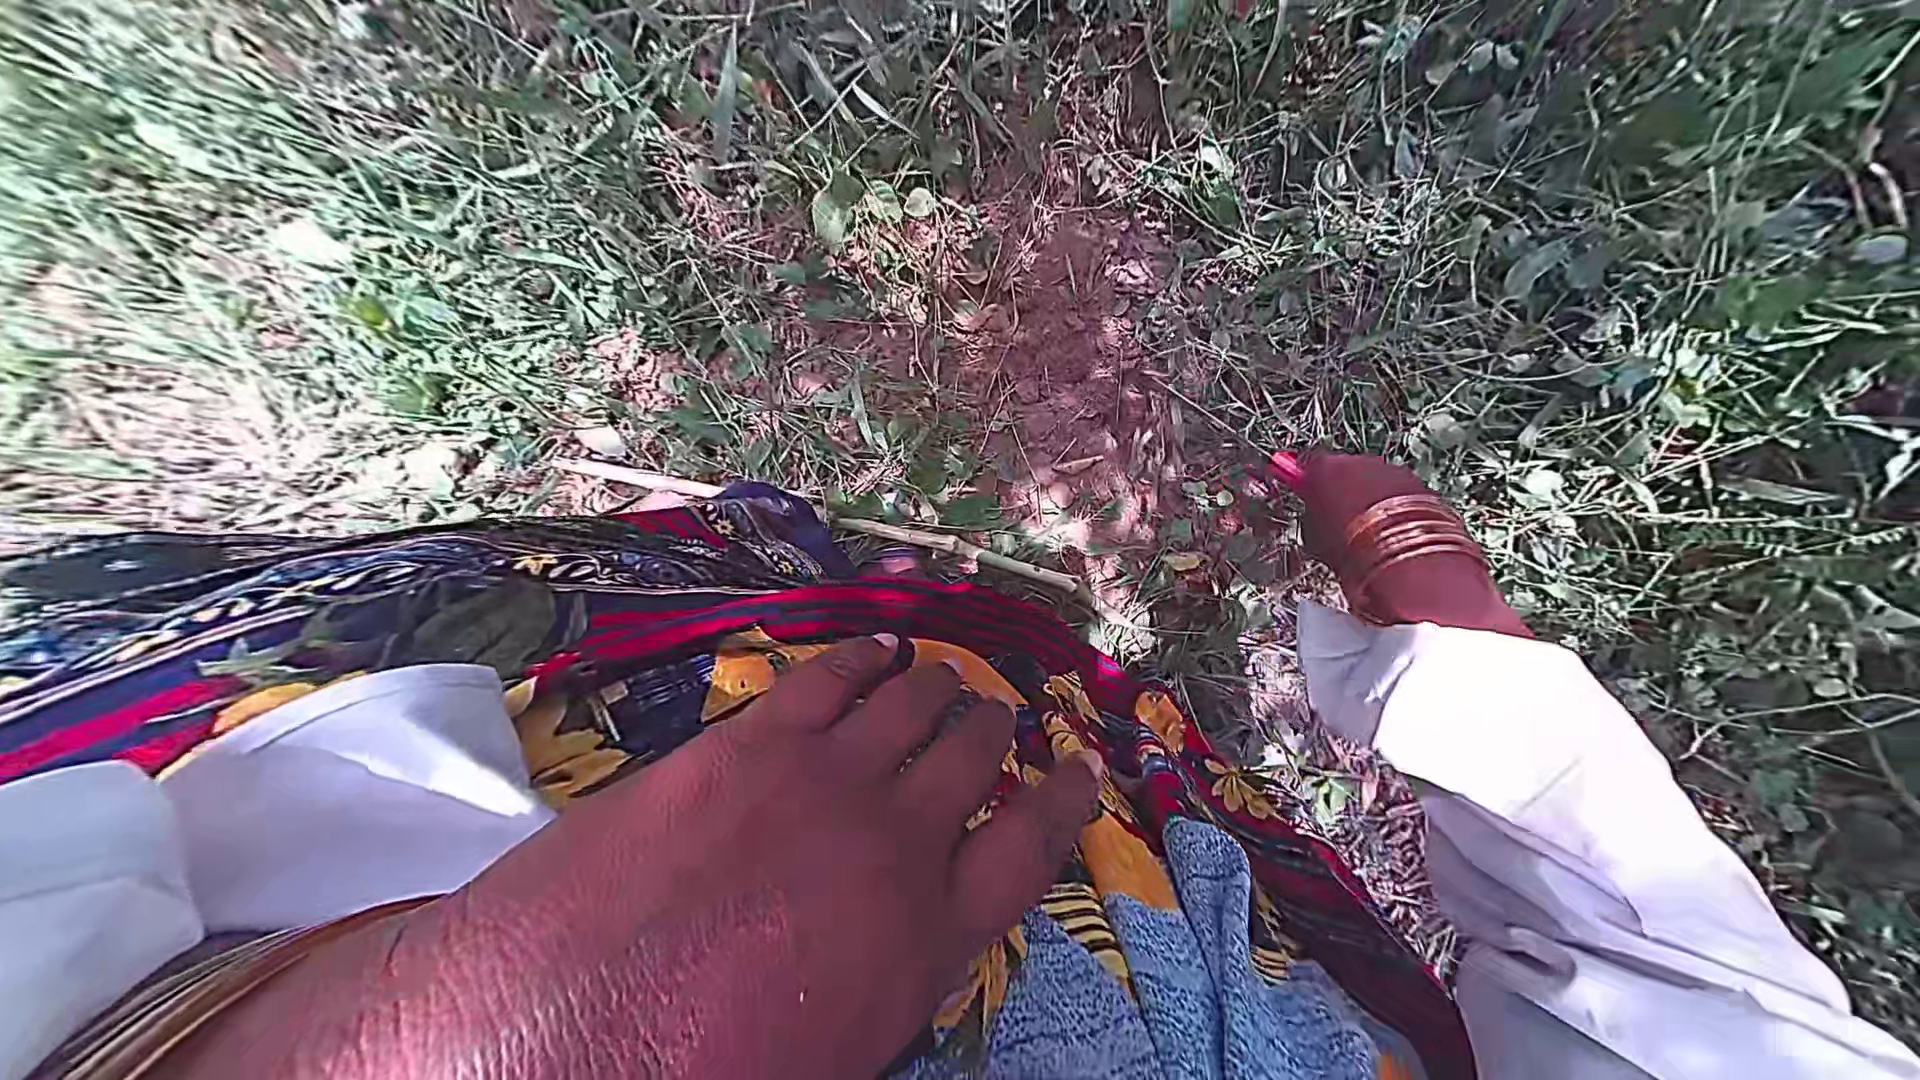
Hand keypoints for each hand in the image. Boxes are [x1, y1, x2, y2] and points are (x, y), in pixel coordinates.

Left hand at [156, 635, 1101, 1079]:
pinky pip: (834, 677)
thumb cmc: (687, 1077)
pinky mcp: (756, 739)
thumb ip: (897, 971)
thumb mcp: (832, 1052)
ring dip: (936, 685)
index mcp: (918, 938)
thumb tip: (924, 925)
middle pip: (972, 756)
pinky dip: (867, 658)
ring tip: (942, 677)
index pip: (1028, 849)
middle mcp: (891, 842)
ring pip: (913, 703)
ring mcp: (824, 778)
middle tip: (992, 717)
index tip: (1081, 767)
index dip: (1064, 801)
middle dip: (990, 730)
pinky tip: (881, 648)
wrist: (526, 1043)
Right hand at [1296, 451, 1529, 636]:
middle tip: (1330, 516)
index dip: (1302, 476)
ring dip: (1367, 497)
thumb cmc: (1354, 549)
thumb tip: (1309, 511)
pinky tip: (1385, 531)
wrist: (1406, 563)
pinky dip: (1391, 506)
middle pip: (1344, 468)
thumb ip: (1309, 512)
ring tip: (1360, 529)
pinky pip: (1398, 492)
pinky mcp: (1422, 487)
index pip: (1306, 463)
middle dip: (1338, 487)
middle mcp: (1362, 463)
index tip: (1299, 484)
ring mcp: (1395, 473)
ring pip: (1373, 479)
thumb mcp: (1312, 534)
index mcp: (1327, 468)